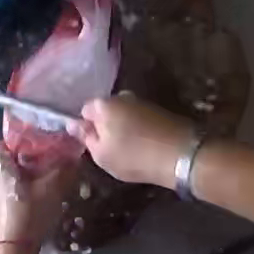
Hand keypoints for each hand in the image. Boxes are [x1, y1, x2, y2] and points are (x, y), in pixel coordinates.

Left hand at [0, 143, 77, 249]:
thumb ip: (63, 171)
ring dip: (27, 178)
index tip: (37, 141)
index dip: (18, 140)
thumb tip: (74, 155)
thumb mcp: (51, 190)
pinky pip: (12, 194)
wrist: (12, 251)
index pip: (4, 144)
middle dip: (28, 161)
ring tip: (48, 181)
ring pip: (11, 180)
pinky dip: (24, 193)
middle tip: (49, 162)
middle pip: (10, 162)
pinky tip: (39, 201)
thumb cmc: (30, 213)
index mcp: (2, 169)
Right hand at [78, 95, 197, 189]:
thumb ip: (85, 137)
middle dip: (106, 126)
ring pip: (125, 114)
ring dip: (124, 128)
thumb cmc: (133, 156)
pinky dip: (140, 130)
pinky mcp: (161, 111)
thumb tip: (72, 123)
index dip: (86, 127)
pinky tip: (145, 147)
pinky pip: (141, 119)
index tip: (94, 144)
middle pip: (106, 110)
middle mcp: (122, 96)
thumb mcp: (101, 154)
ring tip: (130, 150)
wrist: (182, 155)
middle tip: (110, 149)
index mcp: (103, 104)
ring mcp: (143, 102)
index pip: (85, 110)